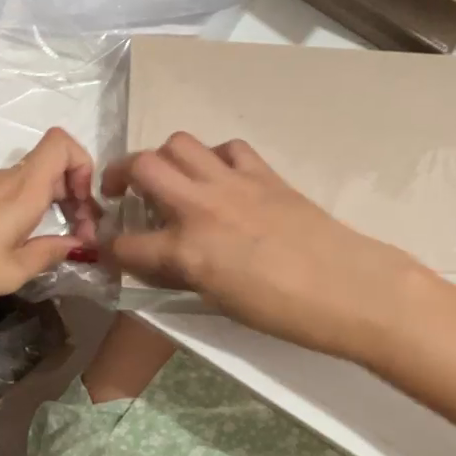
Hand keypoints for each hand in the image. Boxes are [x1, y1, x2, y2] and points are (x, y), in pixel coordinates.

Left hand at [0, 128, 97, 318]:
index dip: (83, 164)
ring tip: (59, 241)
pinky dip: (33, 207)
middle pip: (53, 162)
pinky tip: (28, 239)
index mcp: (22, 191)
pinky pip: (15, 190)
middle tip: (81, 234)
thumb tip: (78, 244)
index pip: (61, 143)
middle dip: (76, 191)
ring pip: (35, 177)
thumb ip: (50, 253)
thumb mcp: (13, 271)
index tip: (83, 206)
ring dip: (56, 201)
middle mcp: (6, 181)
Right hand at [102, 132, 425, 354]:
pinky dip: (213, 158)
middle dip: (119, 176)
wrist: (347, 288)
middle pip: (141, 166)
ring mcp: (232, 184)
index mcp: (185, 252)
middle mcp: (200, 208)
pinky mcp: (263, 173)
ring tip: (168, 178)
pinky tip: (219, 178)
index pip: (125, 244)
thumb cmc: (281, 312)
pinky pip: (226, 148)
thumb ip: (181, 275)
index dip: (109, 250)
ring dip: (164, 158)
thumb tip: (162, 261)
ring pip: (179, 143)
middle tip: (120, 191)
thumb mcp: (217, 301)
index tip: (108, 251)